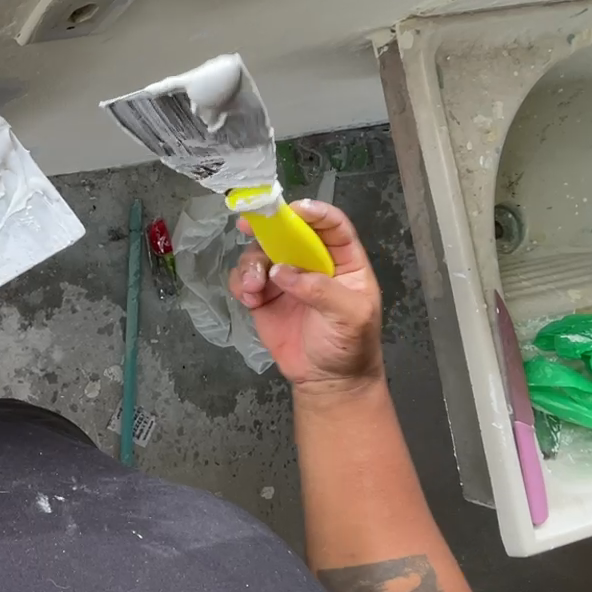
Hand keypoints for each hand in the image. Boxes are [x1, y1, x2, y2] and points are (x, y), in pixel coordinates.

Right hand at [228, 199, 383, 395]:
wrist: (327, 381)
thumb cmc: (350, 346)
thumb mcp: (350, 316)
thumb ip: (320, 290)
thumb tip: (281, 271)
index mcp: (343, 261)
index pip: (332, 226)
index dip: (314, 213)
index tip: (293, 210)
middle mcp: (311, 263)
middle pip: (288, 232)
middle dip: (267, 227)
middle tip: (246, 223)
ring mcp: (284, 278)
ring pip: (260, 254)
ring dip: (251, 266)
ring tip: (253, 289)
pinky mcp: (263, 296)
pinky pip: (245, 279)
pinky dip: (241, 284)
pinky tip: (249, 300)